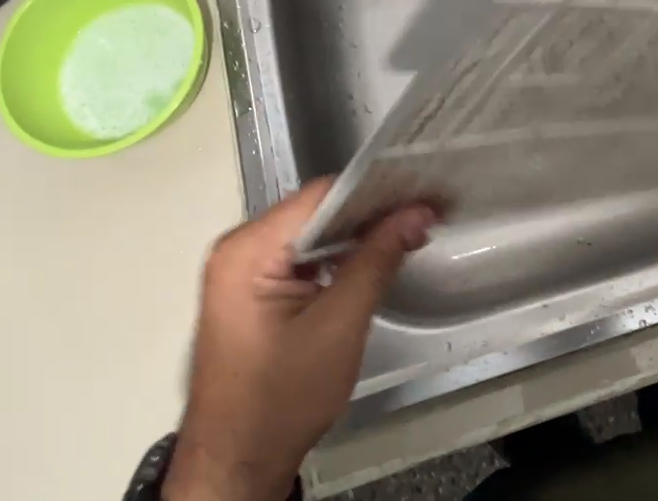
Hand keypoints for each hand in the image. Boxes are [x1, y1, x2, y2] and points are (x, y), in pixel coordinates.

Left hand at [164, 180, 436, 500]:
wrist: (235, 466)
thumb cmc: (282, 399)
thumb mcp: (340, 325)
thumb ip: (377, 259)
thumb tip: (415, 213)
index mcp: (248, 249)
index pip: (321, 196)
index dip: (375, 192)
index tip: (421, 194)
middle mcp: (237, 248)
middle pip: (314, 211)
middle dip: (369, 213)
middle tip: (422, 214)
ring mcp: (239, 269)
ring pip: (310, 233)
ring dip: (355, 235)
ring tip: (407, 233)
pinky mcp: (249, 290)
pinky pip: (299, 256)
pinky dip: (335, 256)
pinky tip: (371, 259)